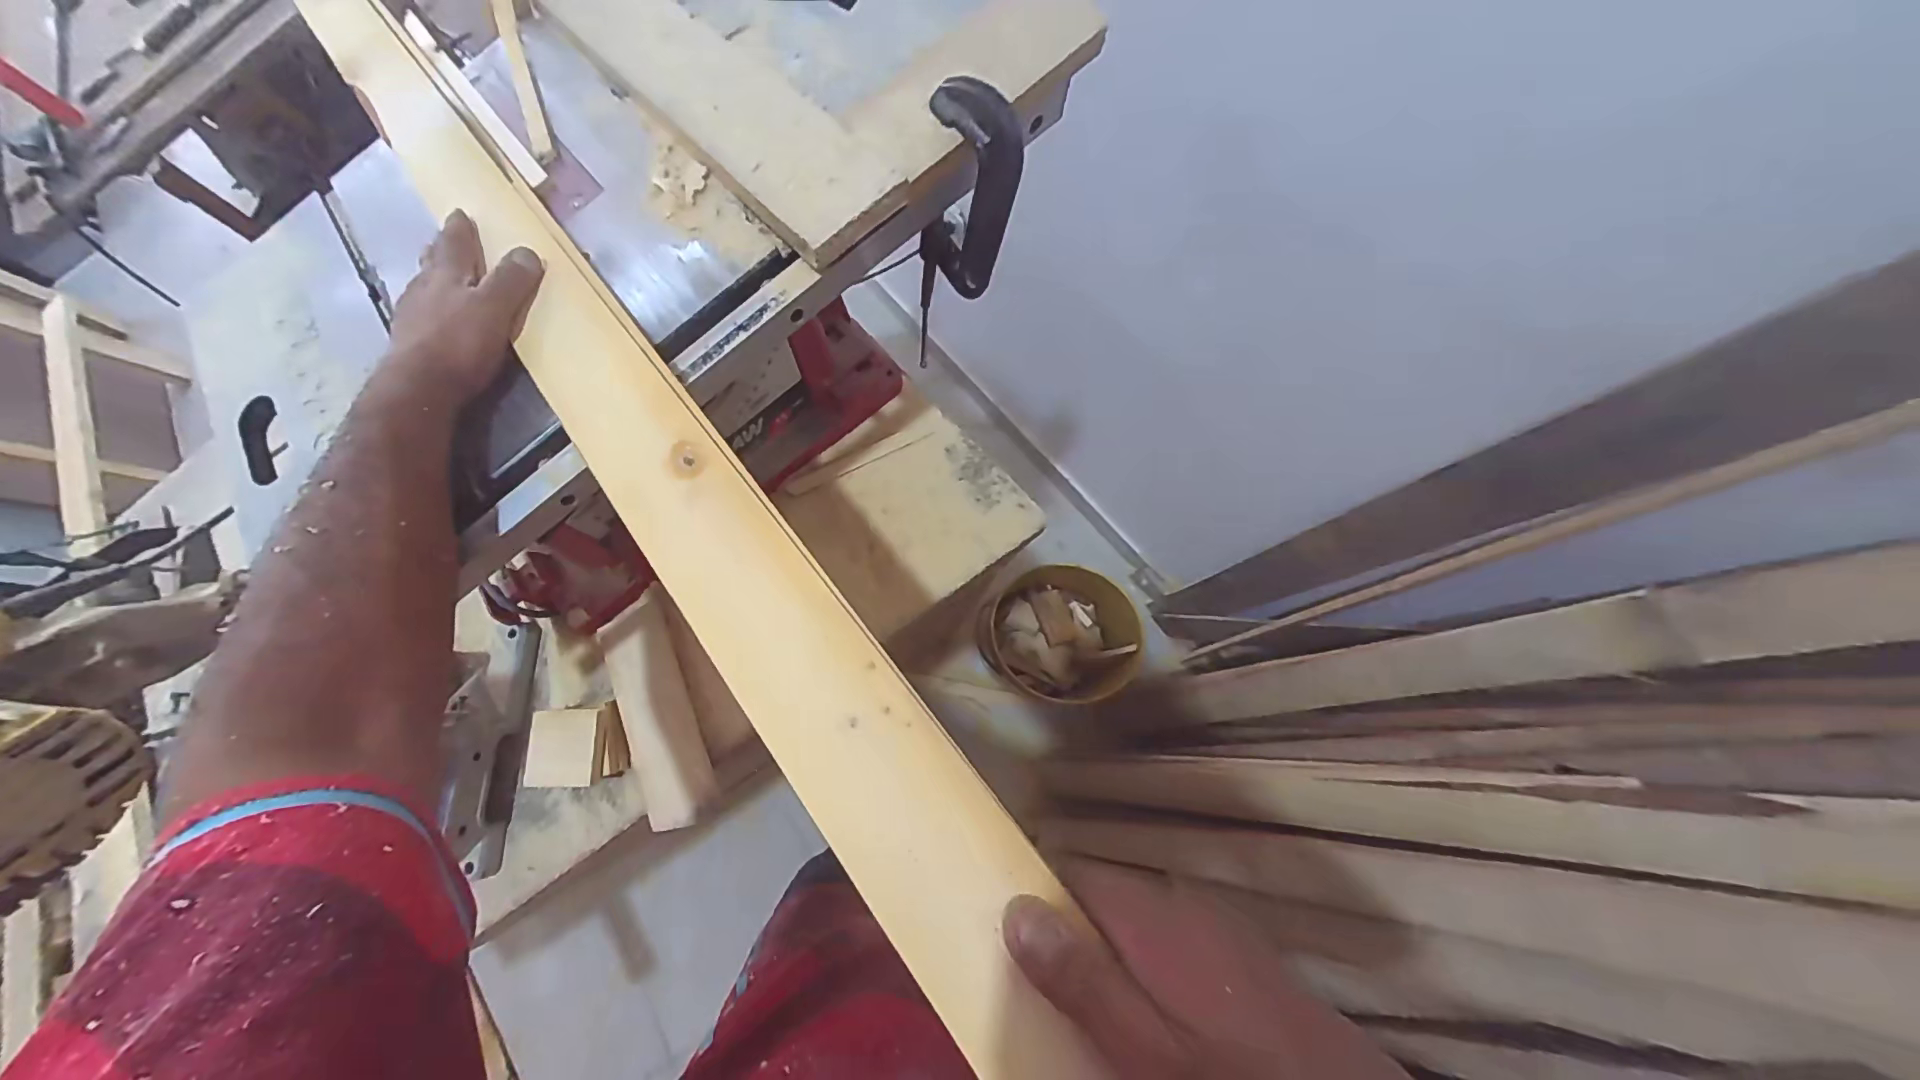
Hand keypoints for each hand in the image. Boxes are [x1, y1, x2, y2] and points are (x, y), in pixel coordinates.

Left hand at [384, 209, 544, 402]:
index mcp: (447, 275)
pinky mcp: (411, 341)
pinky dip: (434, 308)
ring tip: (442, 276)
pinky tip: (437, 316)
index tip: (461, 215)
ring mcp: (414, 314)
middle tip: (446, 240)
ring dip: (435, 278)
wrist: (420, 386)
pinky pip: (425, 313)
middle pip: (435, 261)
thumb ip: (511, 281)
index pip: (456, 244)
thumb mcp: (495, 309)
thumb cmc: (460, 344)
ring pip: (426, 286)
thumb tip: (527, 251)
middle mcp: (426, 288)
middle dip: (442, 249)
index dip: (461, 230)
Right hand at [1004, 858, 1408, 1079]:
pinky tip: (1159, 1007)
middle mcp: (1180, 897)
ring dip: (1110, 946)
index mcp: (1149, 910)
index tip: (1011, 936)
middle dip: (1073, 929)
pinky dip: (1150, 960)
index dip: (1036, 897)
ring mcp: (1214, 918)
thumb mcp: (1141, 1048)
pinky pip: (1172, 933)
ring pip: (1136, 915)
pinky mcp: (1238, 945)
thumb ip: (1080, 978)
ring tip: (1102, 1005)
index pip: (1069, 870)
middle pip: (1101, 892)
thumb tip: (1016, 908)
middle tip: (1054, 989)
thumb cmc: (1229, 1075)